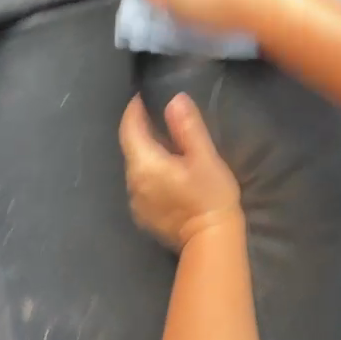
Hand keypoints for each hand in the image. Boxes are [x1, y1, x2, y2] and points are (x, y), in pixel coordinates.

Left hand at [119, 93, 243, 251]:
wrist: (211, 243)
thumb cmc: (210, 196)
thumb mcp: (205, 156)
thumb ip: (187, 127)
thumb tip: (174, 100)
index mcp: (144, 164)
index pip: (129, 129)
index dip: (133, 109)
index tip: (142, 95)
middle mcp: (133, 183)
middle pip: (130, 147)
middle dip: (140, 128)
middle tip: (158, 112)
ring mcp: (136, 202)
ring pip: (136, 165)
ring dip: (146, 150)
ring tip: (166, 138)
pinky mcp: (144, 216)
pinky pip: (141, 183)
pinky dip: (150, 169)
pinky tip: (168, 169)